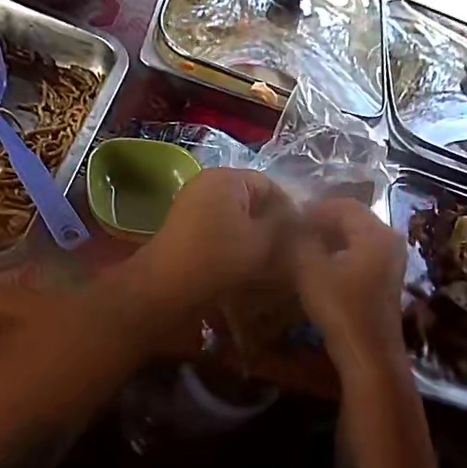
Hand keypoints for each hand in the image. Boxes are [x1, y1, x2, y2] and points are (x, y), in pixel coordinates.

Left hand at [124, 168, 292, 315]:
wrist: (166, 289)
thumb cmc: (218, 260)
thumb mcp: (263, 242)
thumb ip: (286, 225)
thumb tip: (299, 220)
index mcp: (228, 178)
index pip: (271, 186)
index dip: (290, 211)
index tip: (300, 239)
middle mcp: (207, 182)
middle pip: (252, 199)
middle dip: (270, 223)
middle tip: (286, 251)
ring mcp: (191, 203)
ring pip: (235, 215)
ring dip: (251, 235)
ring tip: (265, 261)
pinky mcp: (183, 225)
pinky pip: (218, 227)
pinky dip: (232, 241)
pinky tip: (240, 263)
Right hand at [293, 198, 407, 375]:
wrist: (369, 355)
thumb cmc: (341, 309)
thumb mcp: (311, 270)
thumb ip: (299, 239)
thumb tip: (289, 220)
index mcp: (376, 233)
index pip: (343, 205)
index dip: (314, 208)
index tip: (288, 219)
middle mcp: (390, 241)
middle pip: (353, 219)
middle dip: (321, 222)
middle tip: (292, 233)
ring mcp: (391, 262)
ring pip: (356, 237)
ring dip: (329, 239)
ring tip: (301, 249)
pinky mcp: (385, 280)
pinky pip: (360, 254)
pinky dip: (339, 254)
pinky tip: (319, 268)